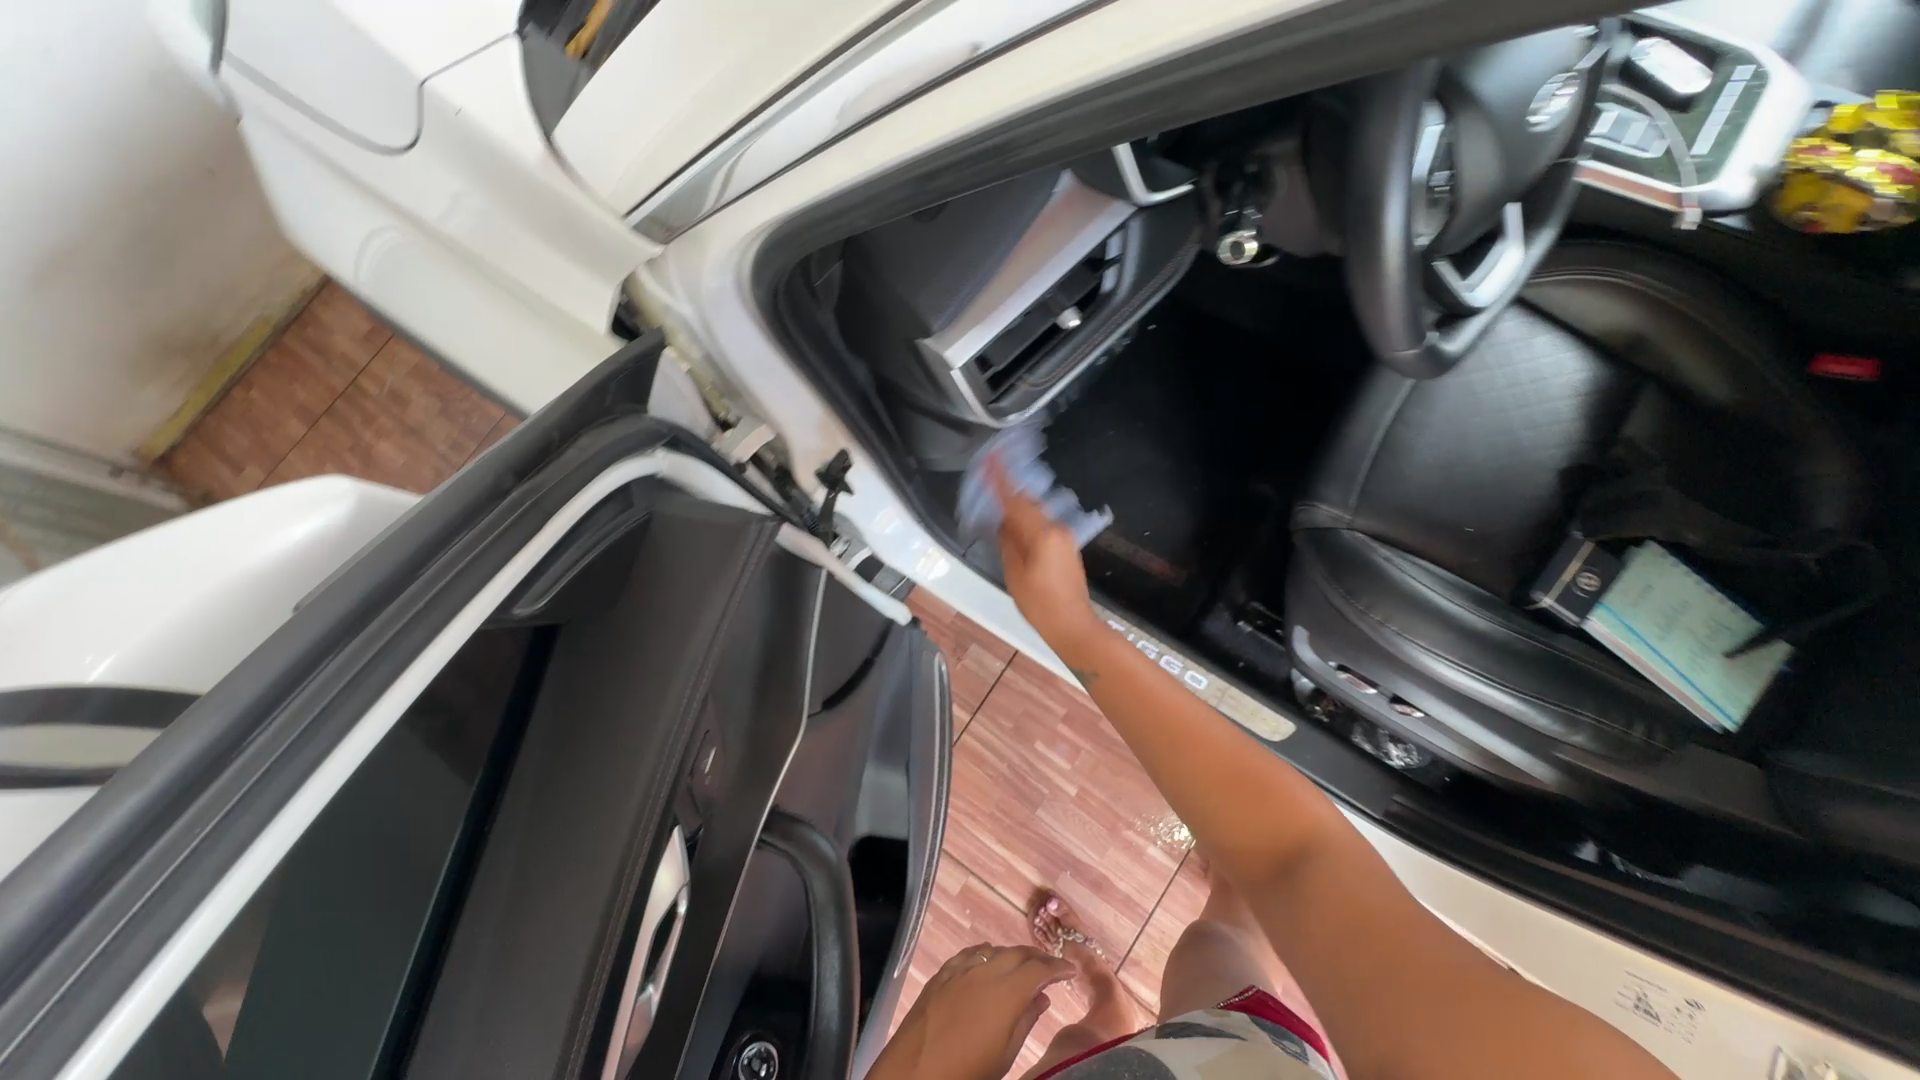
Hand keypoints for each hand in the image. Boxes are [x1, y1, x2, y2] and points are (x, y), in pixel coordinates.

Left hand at [869, 944, 1074, 1079]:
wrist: (913, 1075)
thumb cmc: (967, 1072)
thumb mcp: (1004, 1055)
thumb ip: (1025, 1021)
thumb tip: (1042, 998)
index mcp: (1006, 992)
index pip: (1039, 968)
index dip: (1057, 966)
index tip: (1070, 969)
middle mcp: (984, 971)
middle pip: (1017, 953)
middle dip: (1037, 957)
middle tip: (1051, 967)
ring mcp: (959, 971)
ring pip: (993, 950)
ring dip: (1011, 955)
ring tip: (1022, 967)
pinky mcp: (940, 976)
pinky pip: (968, 954)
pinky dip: (984, 953)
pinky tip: (987, 959)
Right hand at [990, 458, 1106, 658]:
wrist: (1072, 625)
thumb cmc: (1040, 604)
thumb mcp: (1014, 574)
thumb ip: (1007, 543)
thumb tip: (1003, 524)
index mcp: (1042, 534)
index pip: (1016, 501)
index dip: (1002, 479)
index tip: (992, 458)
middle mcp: (1057, 530)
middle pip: (1029, 505)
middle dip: (1010, 497)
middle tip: (990, 488)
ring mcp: (1065, 539)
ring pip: (1036, 517)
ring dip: (1018, 513)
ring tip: (999, 516)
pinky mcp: (1067, 549)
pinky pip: (1043, 528)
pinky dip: (1028, 526)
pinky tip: (1016, 536)